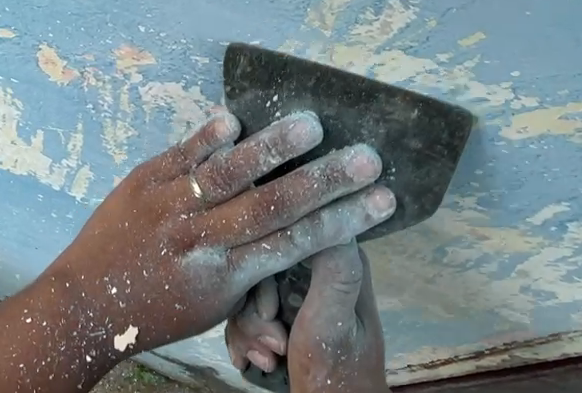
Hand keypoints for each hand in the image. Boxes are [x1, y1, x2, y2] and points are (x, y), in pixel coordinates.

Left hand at [35, 108, 395, 359]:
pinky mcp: (145, 181)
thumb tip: (292, 226)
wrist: (86, 302)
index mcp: (227, 275)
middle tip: (367, 157)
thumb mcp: (215, 303)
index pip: (295, 243)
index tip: (382, 198)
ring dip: (272, 147)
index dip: (343, 221)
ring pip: (229, 174)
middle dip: (325, 181)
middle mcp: (204, 240)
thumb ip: (251, 264)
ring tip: (312, 123)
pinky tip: (234, 116)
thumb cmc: (157, 308)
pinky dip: (206, 136)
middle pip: (274, 206)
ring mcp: (172, 206)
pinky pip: (180, 156)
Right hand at [226, 243, 385, 392]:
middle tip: (272, 342)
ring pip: (249, 286)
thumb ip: (332, 268)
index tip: (267, 308)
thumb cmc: (335, 377)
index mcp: (336, 256)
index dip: (266, 263)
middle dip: (256, 308)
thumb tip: (324, 207)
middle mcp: (316, 266)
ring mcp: (297, 289)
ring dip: (250, 328)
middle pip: (262, 259)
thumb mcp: (331, 323)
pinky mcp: (282, 310)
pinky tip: (253, 360)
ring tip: (267, 358)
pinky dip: (245, 338)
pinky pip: (247, 308)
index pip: (286, 227)